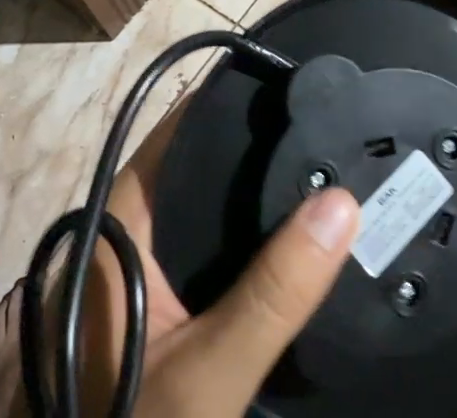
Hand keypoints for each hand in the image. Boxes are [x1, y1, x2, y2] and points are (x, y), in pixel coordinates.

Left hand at [71, 97, 361, 417]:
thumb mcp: (211, 369)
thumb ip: (274, 293)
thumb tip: (342, 203)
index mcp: (115, 230)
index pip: (174, 138)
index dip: (229, 105)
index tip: (292, 87)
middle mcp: (117, 239)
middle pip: (189, 169)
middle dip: (250, 147)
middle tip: (321, 128)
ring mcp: (131, 273)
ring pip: (195, 210)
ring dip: (245, 193)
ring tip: (316, 167)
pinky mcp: (147, 303)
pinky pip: (199, 247)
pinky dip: (239, 234)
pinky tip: (282, 238)